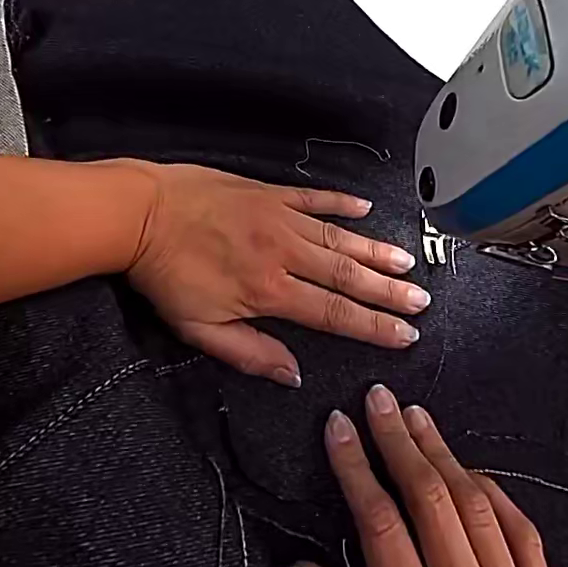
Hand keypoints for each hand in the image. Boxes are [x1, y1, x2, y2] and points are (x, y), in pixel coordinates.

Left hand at [120, 162, 428, 387]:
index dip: (374, 326)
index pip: (334, 313)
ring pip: (340, 237)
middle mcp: (286, 253)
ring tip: (406, 262)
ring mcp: (282, 218)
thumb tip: (294, 373)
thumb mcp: (199, 328)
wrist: (145, 213)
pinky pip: (316, 197)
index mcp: (270, 291)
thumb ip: (250, 352)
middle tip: (422, 299)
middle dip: (389, 291)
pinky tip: (365, 209)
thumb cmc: (168, 275)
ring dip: (376, 250)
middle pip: (348, 274)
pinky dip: (342, 203)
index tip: (406, 334)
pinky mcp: (273, 193)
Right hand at [321, 385, 547, 566]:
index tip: (339, 427)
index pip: (379, 523)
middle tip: (379, 398)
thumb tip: (300, 566)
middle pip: (429, 497)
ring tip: (417, 416)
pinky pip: (522, 531)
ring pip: (473, 502)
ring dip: (441, 453)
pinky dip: (494, 494)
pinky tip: (474, 470)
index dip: (354, 468)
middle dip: (398, 441)